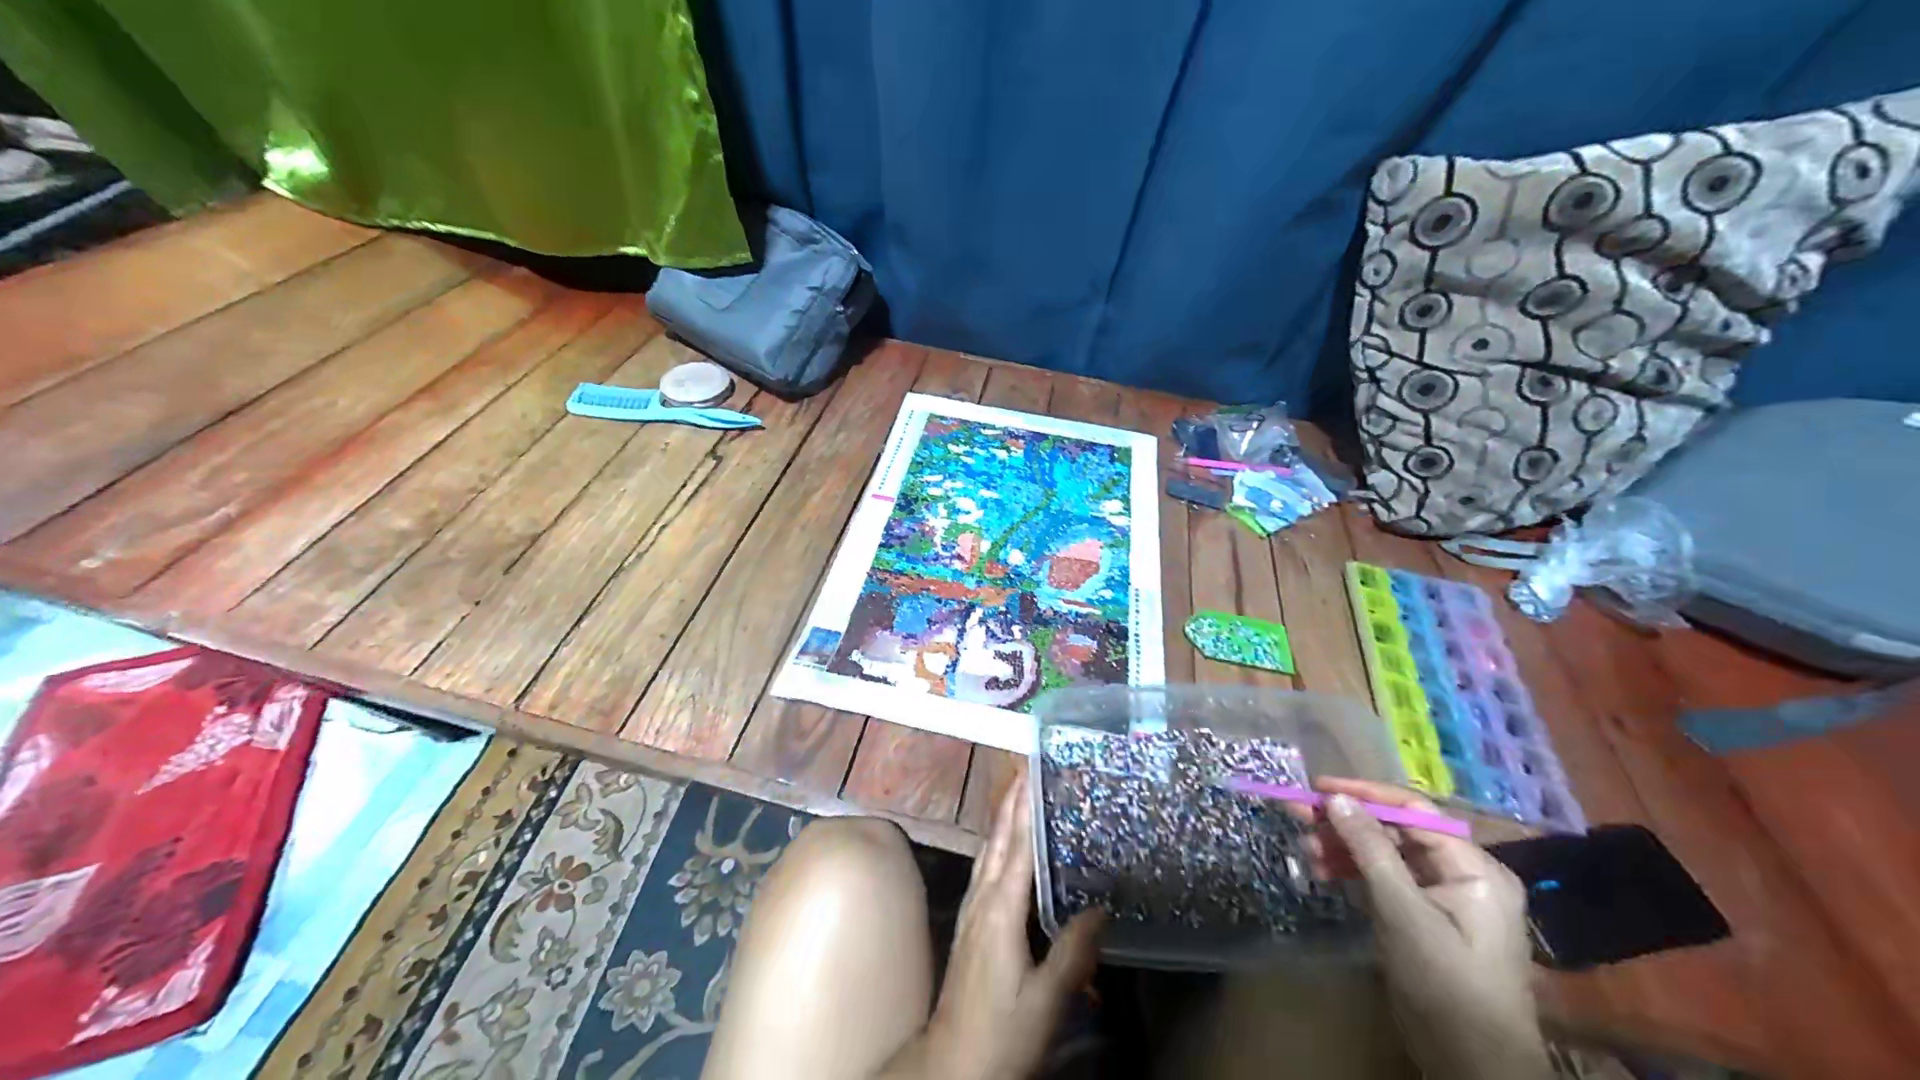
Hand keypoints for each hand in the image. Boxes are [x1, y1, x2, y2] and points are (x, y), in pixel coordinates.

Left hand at [875, 773, 1104, 1079]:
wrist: (953, 1061)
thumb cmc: (1002, 1033)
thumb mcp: (1046, 1000)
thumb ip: (1073, 952)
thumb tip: (1103, 906)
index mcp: (1000, 912)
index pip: (1016, 848)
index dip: (1024, 809)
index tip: (1032, 774)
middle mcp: (982, 902)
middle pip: (997, 841)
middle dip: (1010, 803)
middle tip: (1026, 769)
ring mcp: (972, 912)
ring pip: (987, 853)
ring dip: (1002, 820)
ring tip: (1017, 794)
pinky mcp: (971, 924)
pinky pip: (985, 870)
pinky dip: (997, 846)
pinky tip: (1003, 847)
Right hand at [1310, 777, 1549, 1079]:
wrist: (1472, 1064)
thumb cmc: (1445, 980)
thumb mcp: (1402, 910)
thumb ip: (1370, 849)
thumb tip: (1336, 798)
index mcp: (1474, 867)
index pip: (1414, 812)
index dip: (1364, 794)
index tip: (1317, 787)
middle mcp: (1462, 874)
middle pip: (1396, 831)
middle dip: (1347, 822)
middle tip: (1299, 813)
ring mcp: (1443, 897)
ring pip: (1386, 854)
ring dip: (1344, 847)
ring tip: (1304, 846)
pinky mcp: (1424, 917)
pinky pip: (1385, 879)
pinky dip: (1353, 872)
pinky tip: (1320, 869)